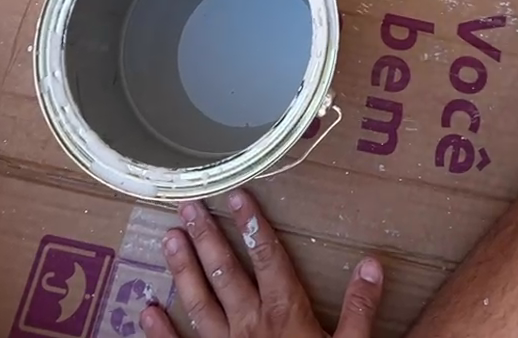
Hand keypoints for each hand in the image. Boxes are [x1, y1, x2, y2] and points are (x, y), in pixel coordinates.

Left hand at [146, 189, 382, 337]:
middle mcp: (249, 325)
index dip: (253, 223)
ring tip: (168, 239)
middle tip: (188, 206)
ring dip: (183, 270)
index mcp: (284, 312)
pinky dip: (160, 333)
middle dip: (207, 237)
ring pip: (199, 303)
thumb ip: (360, 307)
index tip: (236, 194)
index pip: (267, 256)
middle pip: (226, 272)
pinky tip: (145, 311)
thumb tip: (372, 261)